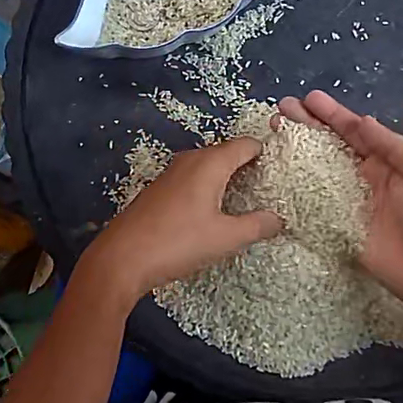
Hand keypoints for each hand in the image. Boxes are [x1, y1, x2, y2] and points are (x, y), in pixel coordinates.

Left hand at [76, 138, 283, 302]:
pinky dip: (207, 188)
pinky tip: (211, 213)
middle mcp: (190, 160)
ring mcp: (171, 173)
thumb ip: (256, 226)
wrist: (121, 258)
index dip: (265, 154)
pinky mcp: (159, 189)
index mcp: (210, 163)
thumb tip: (278, 219)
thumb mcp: (225, 238)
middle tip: (267, 190)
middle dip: (248, 167)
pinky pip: (192, 179)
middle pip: (227, 153)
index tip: (280, 171)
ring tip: (244, 203)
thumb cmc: (178, 242)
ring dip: (226, 179)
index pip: (246, 145)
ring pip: (208, 167)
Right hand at [277, 91, 402, 312]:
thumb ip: (393, 148)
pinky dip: (293, 188)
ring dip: (296, 149)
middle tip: (282, 108)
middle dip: (307, 125)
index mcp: (387, 162)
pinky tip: (276, 172)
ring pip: (317, 169)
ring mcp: (347, 201)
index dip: (332, 115)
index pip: (355, 132)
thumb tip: (363, 120)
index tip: (309, 99)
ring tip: (274, 130)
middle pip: (330, 145)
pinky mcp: (335, 226)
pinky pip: (311, 203)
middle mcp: (363, 177)